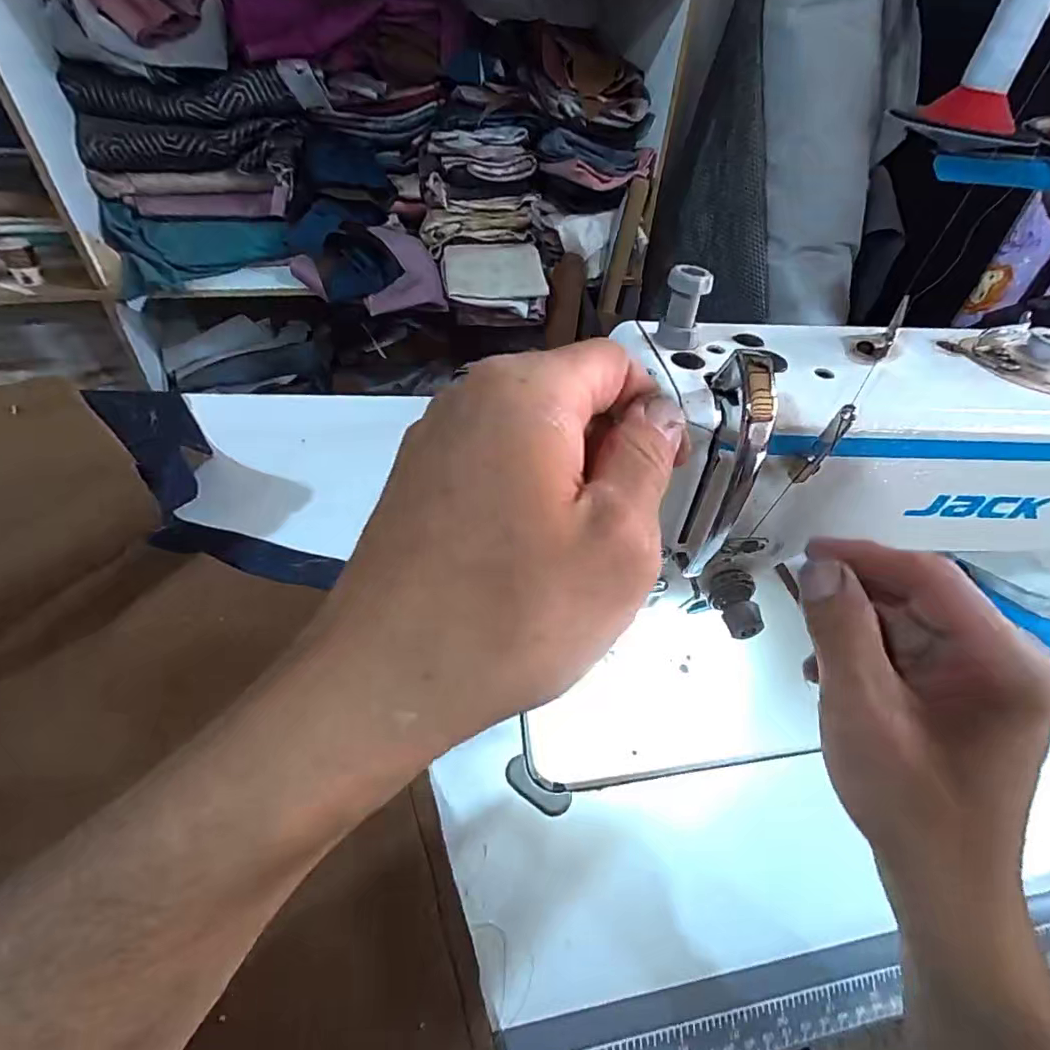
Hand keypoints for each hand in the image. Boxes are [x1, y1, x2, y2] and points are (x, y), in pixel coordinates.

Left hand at [302, 341, 685, 759]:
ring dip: (572, 480)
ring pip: (535, 436)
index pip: (613, 363)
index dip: (653, 409)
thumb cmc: (518, 613)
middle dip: (610, 449)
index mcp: (524, 394)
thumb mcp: (619, 537)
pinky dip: (529, 497)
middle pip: (571, 396)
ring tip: (572, 552)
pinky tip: (526, 561)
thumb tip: (656, 411)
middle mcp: (469, 399)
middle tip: (619, 529)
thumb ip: (647, 458)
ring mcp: (434, 441)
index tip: (664, 473)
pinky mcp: (416, 483)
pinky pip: (496, 466)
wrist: (385, 687)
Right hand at [797, 540, 1049, 898]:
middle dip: (862, 597)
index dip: (869, 556)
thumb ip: (841, 632)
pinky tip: (837, 674)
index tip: (813, 548)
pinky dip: (878, 656)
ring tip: (814, 649)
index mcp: (1008, 660)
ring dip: (864, 629)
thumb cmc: (909, 807)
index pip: (935, 578)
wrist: (946, 889)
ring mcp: (1001, 679)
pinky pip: (924, 654)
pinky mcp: (981, 697)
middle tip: (805, 593)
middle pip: (928, 600)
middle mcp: (1016, 660)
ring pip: (920, 625)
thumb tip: (822, 567)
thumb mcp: (862, 713)